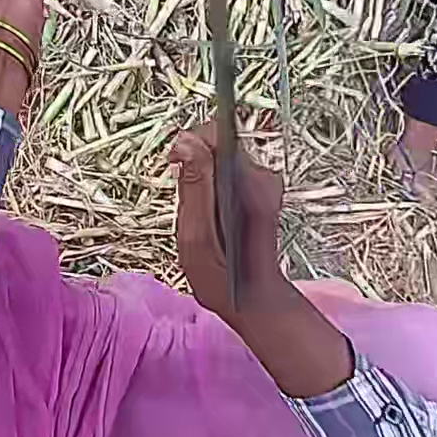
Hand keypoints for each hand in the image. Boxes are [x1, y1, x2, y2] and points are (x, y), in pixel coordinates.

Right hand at [169, 124, 287, 323]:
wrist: (252, 300)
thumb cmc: (222, 276)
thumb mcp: (197, 235)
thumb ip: (193, 185)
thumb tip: (186, 140)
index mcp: (249, 187)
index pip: (217, 136)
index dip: (189, 144)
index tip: (174, 163)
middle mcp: (262, 178)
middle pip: (218, 143)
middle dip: (192, 160)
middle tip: (182, 193)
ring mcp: (262, 183)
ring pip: (219, 157)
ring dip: (198, 174)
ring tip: (193, 207)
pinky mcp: (258, 189)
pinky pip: (224, 171)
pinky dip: (208, 184)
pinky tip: (205, 211)